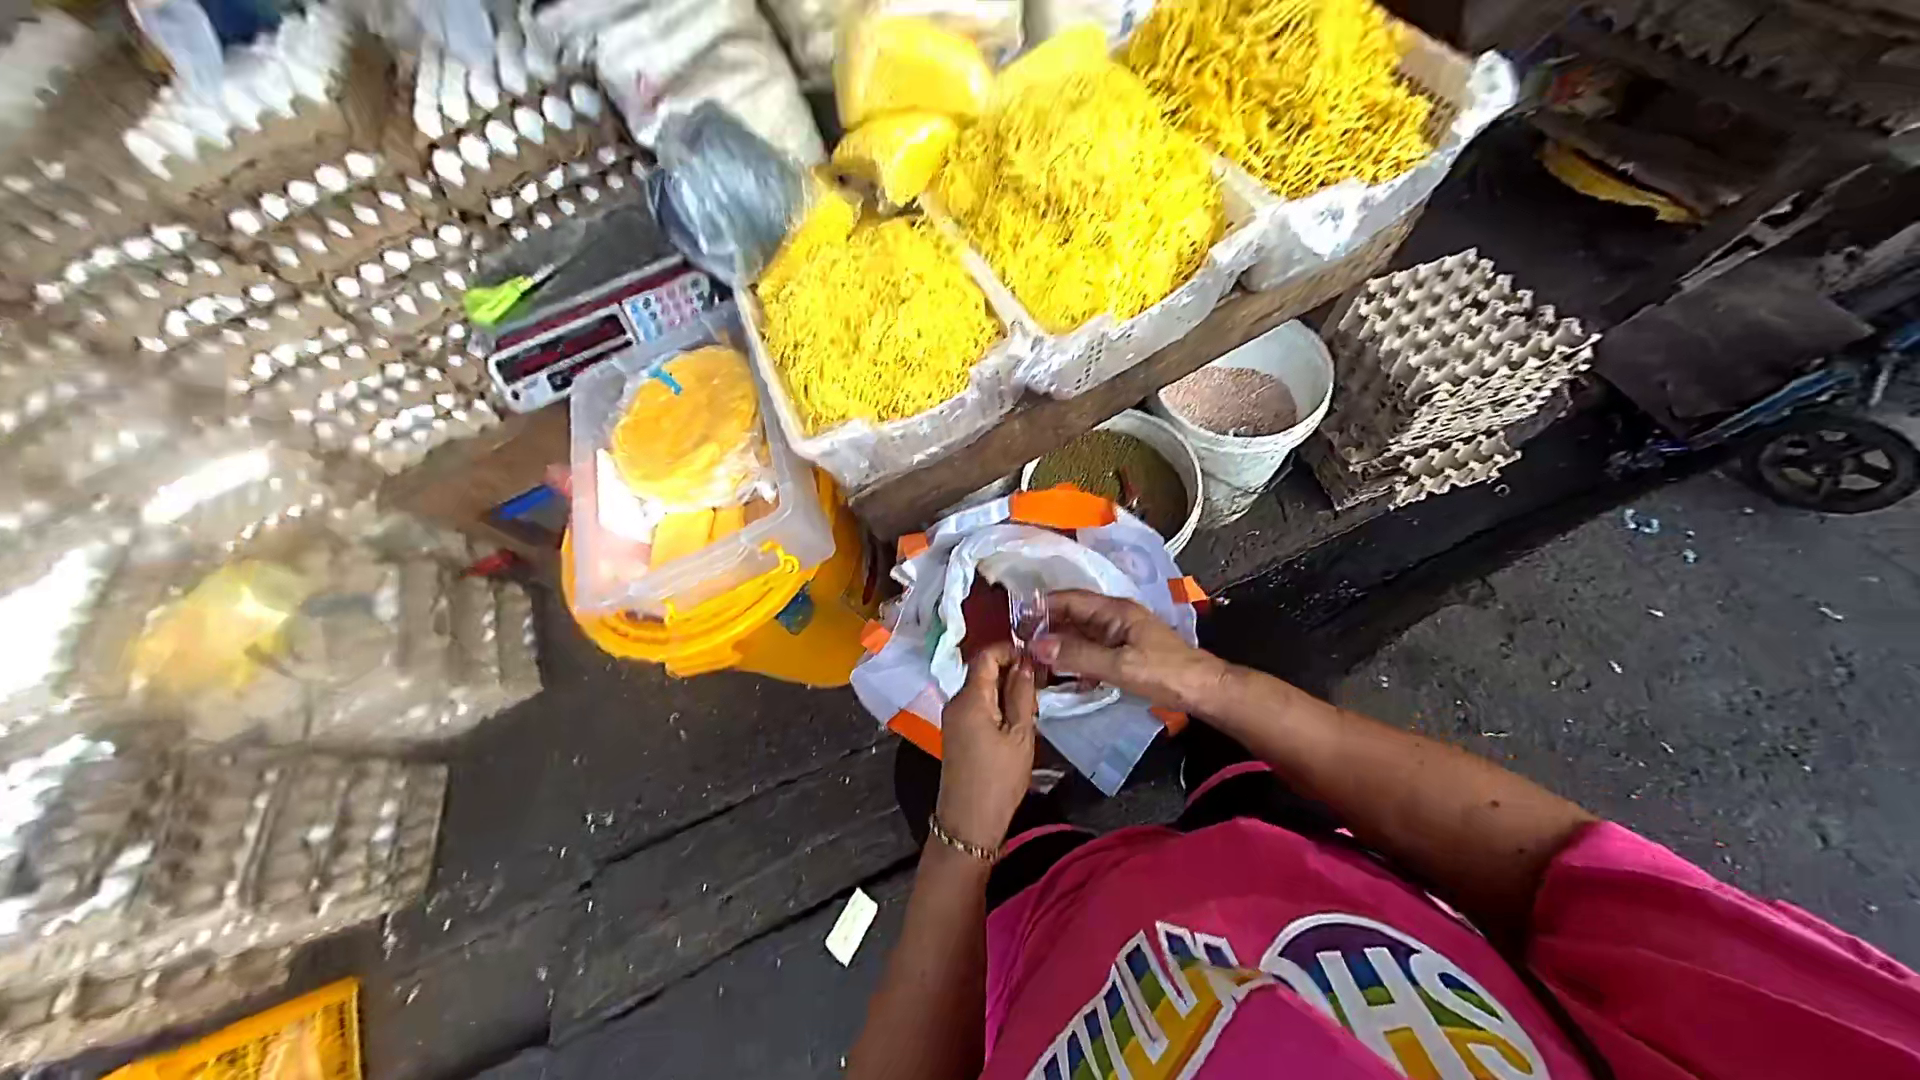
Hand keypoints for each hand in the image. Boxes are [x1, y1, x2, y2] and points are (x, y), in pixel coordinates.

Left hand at [936, 643, 1037, 849]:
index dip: (1009, 650)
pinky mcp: (955, 732)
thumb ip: (1022, 694)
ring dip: (1004, 689)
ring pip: (980, 689)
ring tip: (1032, 702)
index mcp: (970, 698)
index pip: (985, 656)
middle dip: (1010, 670)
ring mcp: (952, 718)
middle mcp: (955, 702)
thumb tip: (1025, 663)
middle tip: (1040, 682)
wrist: (969, 822)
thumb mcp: (1020, 735)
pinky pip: (976, 706)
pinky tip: (1015, 719)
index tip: (1035, 658)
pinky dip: (995, 704)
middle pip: (982, 671)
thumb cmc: (999, 778)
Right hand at [1033, 590, 1226, 712]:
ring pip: (1079, 634)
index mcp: (1114, 610)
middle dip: (1046, 628)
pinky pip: (1090, 650)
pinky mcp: (1124, 652)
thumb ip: (1077, 655)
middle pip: (1071, 616)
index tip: (1017, 623)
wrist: (1204, 691)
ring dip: (1058, 645)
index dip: (1042, 608)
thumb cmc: (1165, 674)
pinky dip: (1074, 659)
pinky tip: (1063, 674)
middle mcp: (1114, 617)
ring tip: (1035, 662)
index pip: (1068, 600)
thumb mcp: (1119, 666)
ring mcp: (1120, 634)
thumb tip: (1037, 644)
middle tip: (1021, 646)